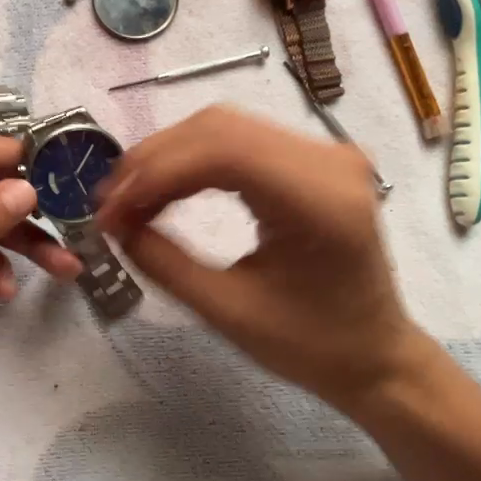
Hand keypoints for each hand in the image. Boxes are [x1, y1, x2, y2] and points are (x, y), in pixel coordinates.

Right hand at [95, 105, 422, 412]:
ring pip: (221, 126)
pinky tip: (161, 189)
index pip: (222, 154)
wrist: (372, 354)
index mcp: (320, 202)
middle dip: (151, 161)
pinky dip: (187, 159)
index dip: (154, 175)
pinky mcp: (310, 159)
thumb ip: (165, 263)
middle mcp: (328, 161)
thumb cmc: (308, 344)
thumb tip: (114, 227)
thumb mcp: (226, 312)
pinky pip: (235, 139)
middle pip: (217, 128)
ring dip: (164, 157)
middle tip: (107, 204)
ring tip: (126, 198)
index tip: (107, 213)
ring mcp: (324, 154)